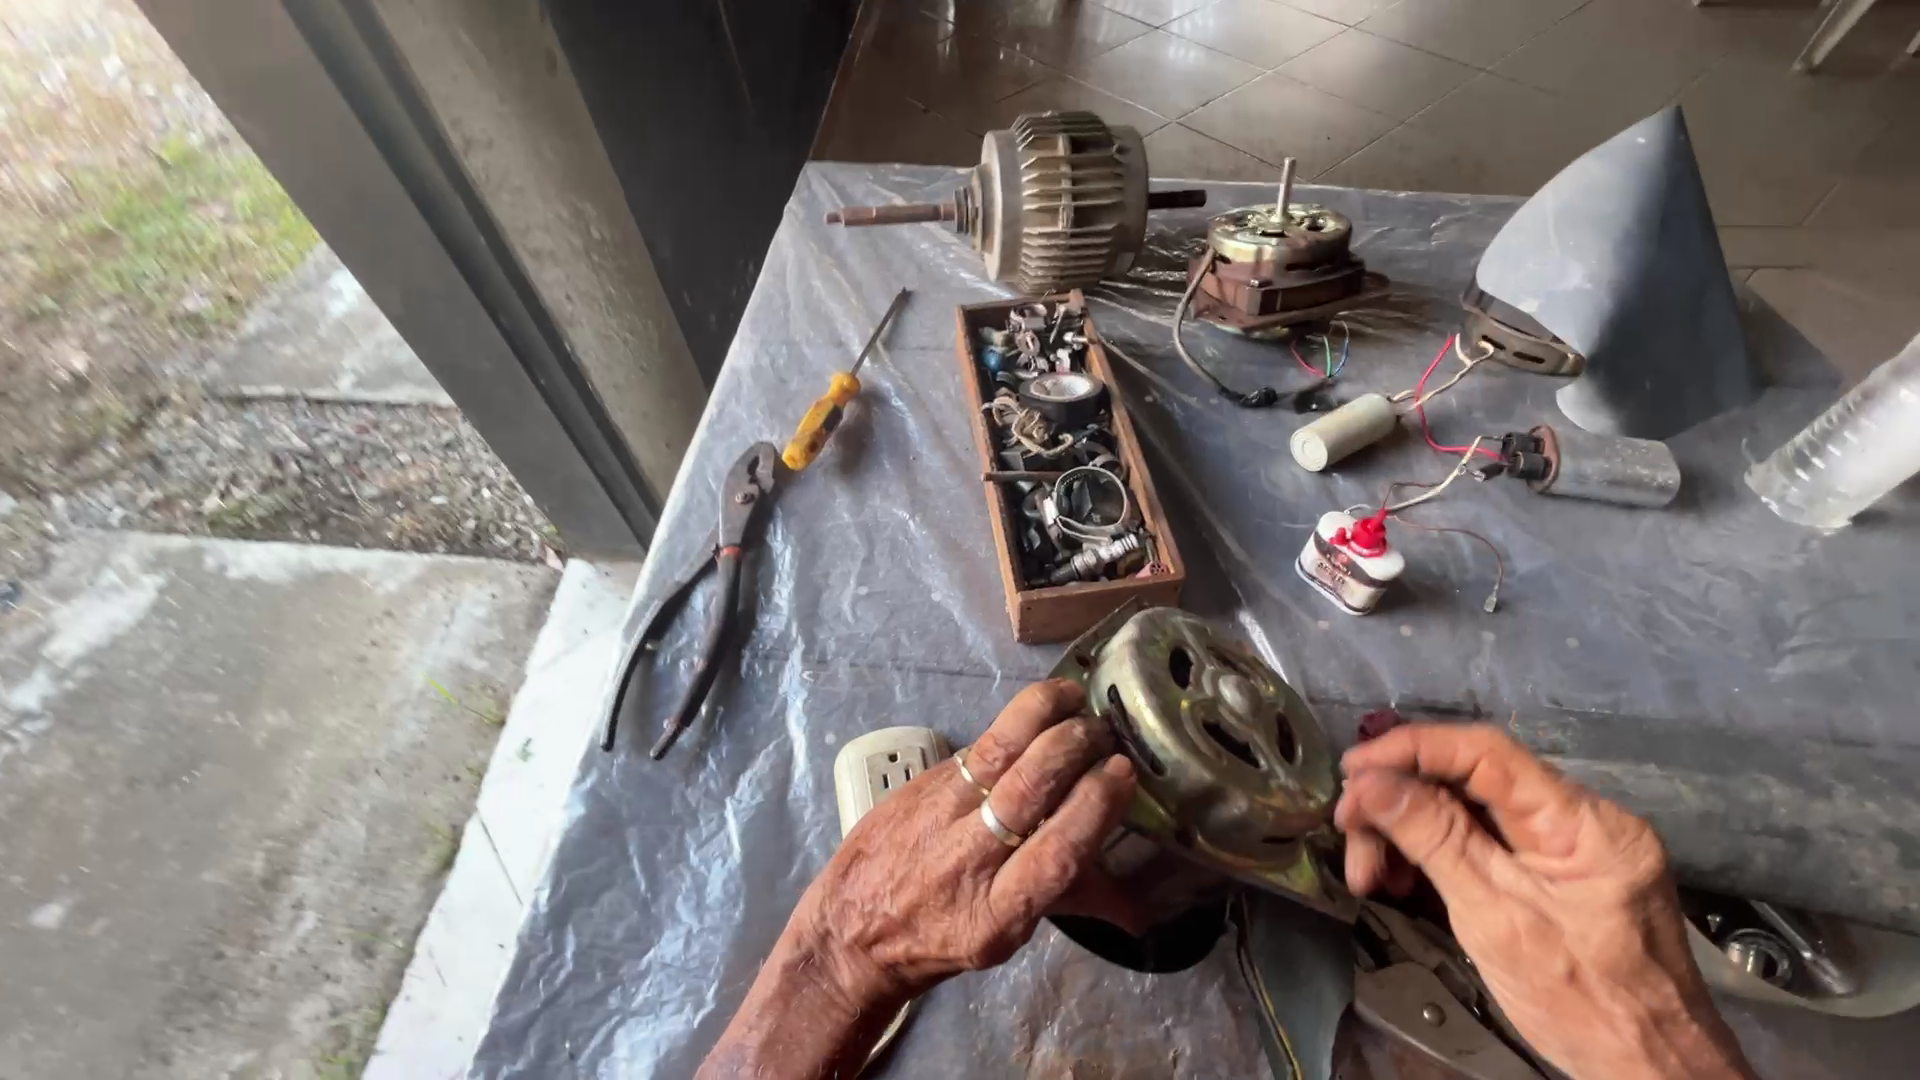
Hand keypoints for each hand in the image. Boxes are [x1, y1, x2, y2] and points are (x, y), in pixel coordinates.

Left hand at [795, 678, 1144, 1002]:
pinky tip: (1040, 704)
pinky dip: (1013, 721)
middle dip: (1071, 748)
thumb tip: (1144, 910)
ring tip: (1074, 696)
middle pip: (1026, 790)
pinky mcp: (920, 785)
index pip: (1054, 854)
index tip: (1121, 771)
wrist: (852, 926)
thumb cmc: (941, 935)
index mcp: (997, 912)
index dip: (1092, 808)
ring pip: (994, 754)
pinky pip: (974, 747)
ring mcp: (938, 815)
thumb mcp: (1005, 937)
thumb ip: (1070, 902)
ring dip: (1041, 716)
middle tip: (1102, 730)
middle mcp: (968, 859)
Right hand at [1335, 723, 1753, 1079]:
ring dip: (1403, 831)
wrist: (1650, 1073)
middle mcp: (1576, 816)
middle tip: (1349, 830)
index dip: (1410, 748)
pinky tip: (1399, 878)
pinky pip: (1474, 835)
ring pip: (1459, 806)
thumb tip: (1368, 780)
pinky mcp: (1547, 863)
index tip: (1353, 769)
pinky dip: (1429, 852)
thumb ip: (1432, 837)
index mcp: (1581, 823)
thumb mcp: (1494, 917)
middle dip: (1396, 801)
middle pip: (1463, 778)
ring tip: (1369, 873)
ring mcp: (1562, 840)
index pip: (1485, 751)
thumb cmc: (1581, 1003)